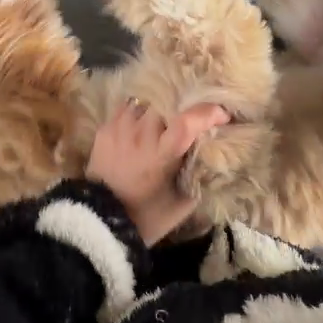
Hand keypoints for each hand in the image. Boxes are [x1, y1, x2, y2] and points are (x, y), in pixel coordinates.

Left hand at [85, 100, 232, 244]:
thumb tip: (213, 160)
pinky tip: (141, 127)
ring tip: (163, 123)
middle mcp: (141, 135)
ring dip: (159, 109)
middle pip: (168, 104)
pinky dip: (139, 113)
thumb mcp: (181, 204)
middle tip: (189, 120)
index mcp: (162, 153)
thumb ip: (199, 178)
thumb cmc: (145, 217)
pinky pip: (127, 108)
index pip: (187, 121)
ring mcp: (120, 128)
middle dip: (182, 108)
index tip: (222, 115)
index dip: (208, 112)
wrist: (100, 220)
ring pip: (147, 102)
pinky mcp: (104, 129)